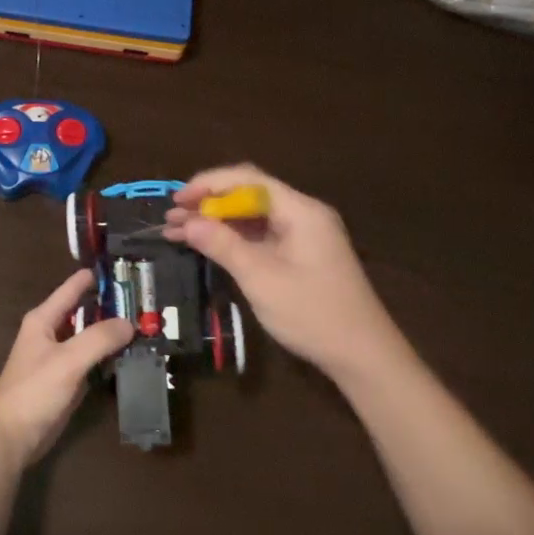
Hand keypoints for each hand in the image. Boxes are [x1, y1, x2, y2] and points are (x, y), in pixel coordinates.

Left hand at [0, 269, 132, 464]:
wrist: (12, 436)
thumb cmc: (34, 391)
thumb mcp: (68, 361)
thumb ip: (99, 338)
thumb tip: (130, 323)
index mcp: (43, 320)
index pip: (72, 288)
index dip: (96, 277)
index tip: (126, 266)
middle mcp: (50, 333)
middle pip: (85, 311)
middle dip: (112, 306)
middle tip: (148, 299)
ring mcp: (59, 358)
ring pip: (91, 337)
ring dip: (114, 333)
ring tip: (148, 323)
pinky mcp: (67, 380)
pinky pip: (92, 360)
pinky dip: (109, 356)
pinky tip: (133, 354)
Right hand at [165, 164, 406, 376]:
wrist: (362, 354)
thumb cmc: (313, 314)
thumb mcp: (262, 279)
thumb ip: (224, 246)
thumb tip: (187, 222)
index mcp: (301, 212)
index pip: (248, 180)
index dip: (208, 184)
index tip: (177, 200)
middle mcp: (303, 215)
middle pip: (249, 195)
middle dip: (208, 203)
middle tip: (171, 218)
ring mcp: (304, 236)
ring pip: (252, 217)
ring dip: (216, 222)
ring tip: (177, 232)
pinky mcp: (301, 256)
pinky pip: (261, 237)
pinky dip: (232, 239)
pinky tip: (207, 247)